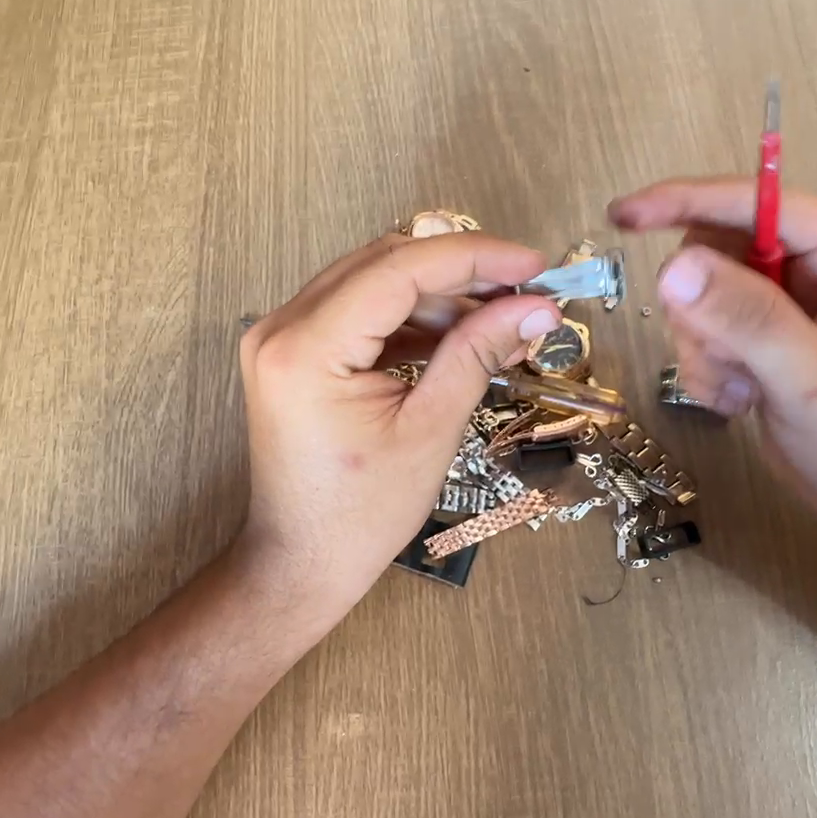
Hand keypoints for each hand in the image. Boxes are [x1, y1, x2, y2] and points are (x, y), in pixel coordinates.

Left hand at [237, 229, 559, 616]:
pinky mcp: (292, 352)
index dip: (472, 256)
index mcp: (306, 347)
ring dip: (437, 295)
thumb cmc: (362, 515)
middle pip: (382, 264)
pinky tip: (459, 334)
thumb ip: (477, 354)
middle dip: (459, 270)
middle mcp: (281, 327)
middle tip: (523, 288)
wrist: (302, 562)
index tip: (532, 263)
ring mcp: (280, 337)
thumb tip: (536, 307)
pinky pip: (357, 314)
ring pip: (371, 283)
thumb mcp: (430, 430)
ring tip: (501, 317)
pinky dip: (408, 320)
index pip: (397, 268)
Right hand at [611, 176, 816, 545]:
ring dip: (704, 348)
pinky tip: (738, 401)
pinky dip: (706, 369)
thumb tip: (672, 267)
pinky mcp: (764, 338)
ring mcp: (788, 304)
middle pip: (719, 249)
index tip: (623, 217)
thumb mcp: (813, 379)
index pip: (761, 204)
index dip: (688, 203)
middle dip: (703, 309)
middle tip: (721, 360)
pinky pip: (703, 331)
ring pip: (701, 295)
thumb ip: (747, 319)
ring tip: (740, 390)